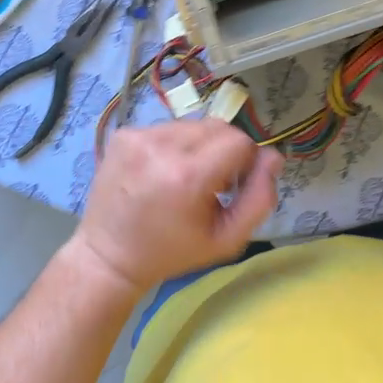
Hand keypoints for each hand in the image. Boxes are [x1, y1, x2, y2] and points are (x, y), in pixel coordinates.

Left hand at [67, 119, 282, 293]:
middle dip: (224, 151)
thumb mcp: (226, 239)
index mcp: (188, 175)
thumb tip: (274, 158)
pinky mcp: (122, 134)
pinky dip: (173, 145)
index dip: (245, 162)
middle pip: (217, 127)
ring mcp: (138, 136)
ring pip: (192, 126)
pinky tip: (161, 172)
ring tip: (184, 178)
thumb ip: (259, 199)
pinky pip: (166, 128)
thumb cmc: (172, 252)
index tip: (232, 187)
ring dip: (198, 146)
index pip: (239, 141)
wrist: (109, 256)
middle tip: (212, 183)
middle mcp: (161, 147)